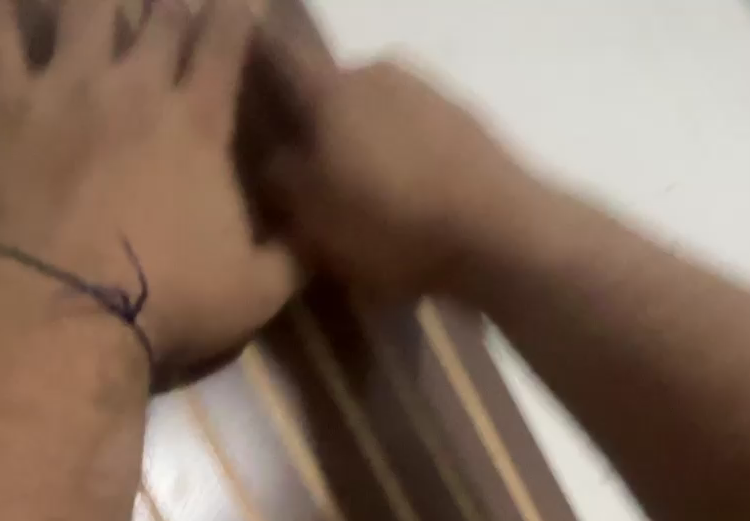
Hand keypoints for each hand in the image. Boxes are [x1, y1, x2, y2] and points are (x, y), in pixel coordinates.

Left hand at [0, 0, 299, 365]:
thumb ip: (295, 254)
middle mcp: (134, 87)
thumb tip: (323, 228)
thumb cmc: (170, 305)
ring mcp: (64, 89)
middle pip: (157, 16)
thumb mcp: (257, 294)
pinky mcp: (2, 107)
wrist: (64, 315)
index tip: (242, 5)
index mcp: (200, 124)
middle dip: (171, 4)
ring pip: (80, 8)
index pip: (226, 41)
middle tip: (173, 4)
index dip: (237, 15)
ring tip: (99, 0)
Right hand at [260, 48, 538, 297]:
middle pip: (330, 94)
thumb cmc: (390, 225)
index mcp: (331, 87)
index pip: (278, 60)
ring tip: (367, 199)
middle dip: (317, 130)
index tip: (251, 110)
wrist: (497, 231)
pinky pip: (416, 135)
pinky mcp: (466, 120)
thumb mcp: (313, 219)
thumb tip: (273, 161)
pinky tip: (411, 201)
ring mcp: (428, 90)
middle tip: (313, 179)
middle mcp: (378, 71)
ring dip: (365, 147)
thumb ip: (281, 181)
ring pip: (377, 115)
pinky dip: (405, 159)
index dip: (258, 78)